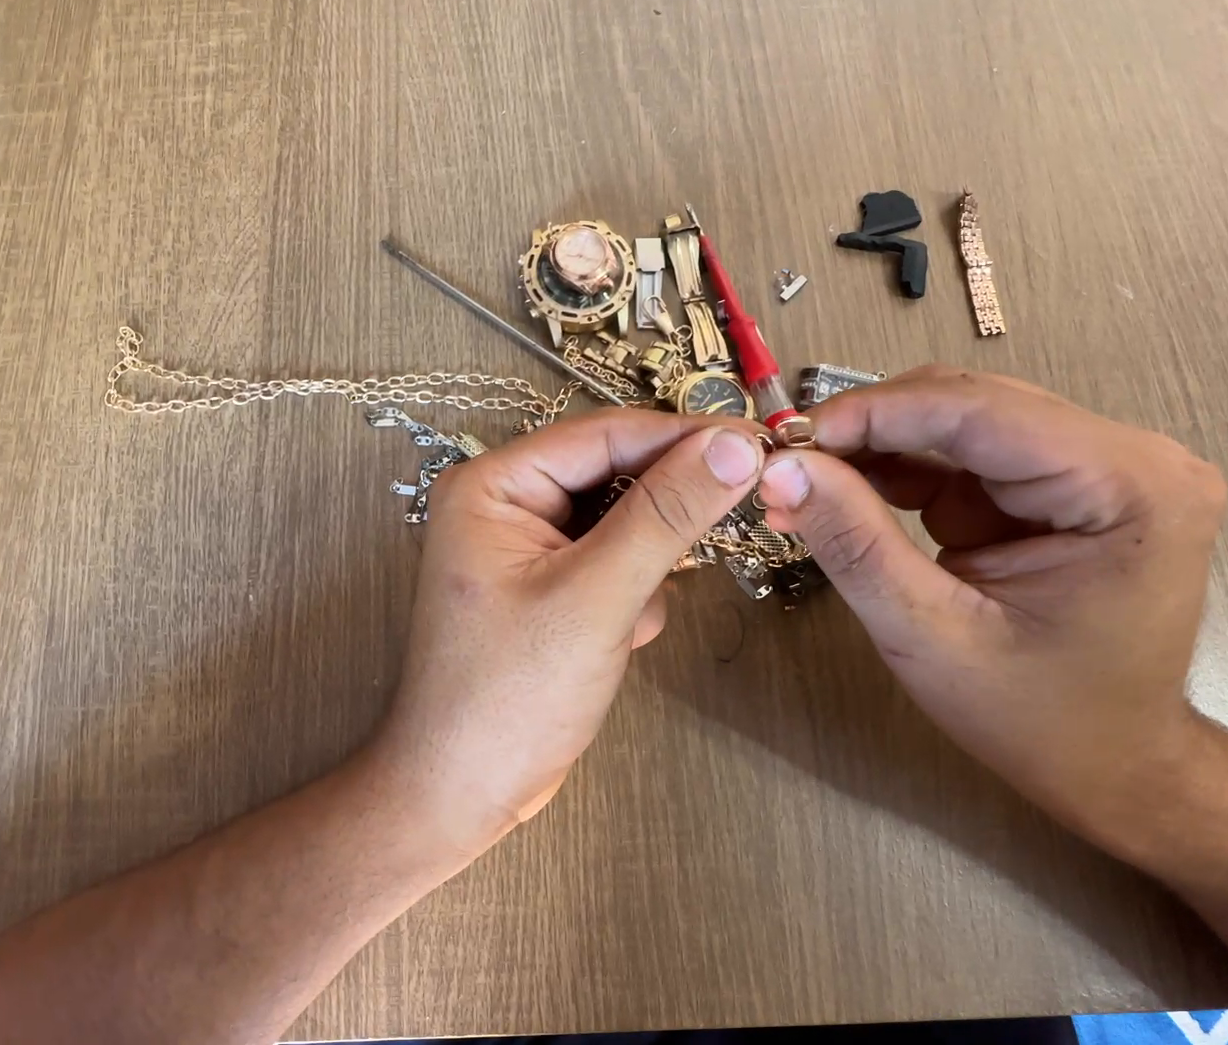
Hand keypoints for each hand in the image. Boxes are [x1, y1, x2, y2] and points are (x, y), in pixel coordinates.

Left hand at [369, 409, 764, 854]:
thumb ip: (667, 514)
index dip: (685, 436)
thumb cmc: (511, 696)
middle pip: (615, 475)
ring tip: (629, 616)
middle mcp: (506, 503)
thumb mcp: (596, 596)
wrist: (465, 792)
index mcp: (493, 484)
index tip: (762, 442)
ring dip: (646, 566)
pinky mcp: (549, 587)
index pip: (604, 435)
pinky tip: (616, 641)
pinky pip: (614, 563)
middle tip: (730, 523)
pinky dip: (632, 596)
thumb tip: (737, 444)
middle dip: (663, 514)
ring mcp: (527, 548)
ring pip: (624, 522)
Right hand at [755, 368, 1227, 831]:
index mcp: (1127, 486)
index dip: (871, 412)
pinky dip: (896, 473)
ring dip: (874, 450)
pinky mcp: (1055, 485)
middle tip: (786, 465)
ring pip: (956, 423)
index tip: (785, 439)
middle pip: (968, 405)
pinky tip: (847, 500)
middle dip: (867, 429)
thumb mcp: (928, 633)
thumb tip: (779, 468)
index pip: (979, 411)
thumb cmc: (1034, 717)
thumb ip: (854, 543)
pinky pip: (959, 455)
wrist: (1107, 764)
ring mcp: (1093, 466)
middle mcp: (1126, 456)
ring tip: (804, 488)